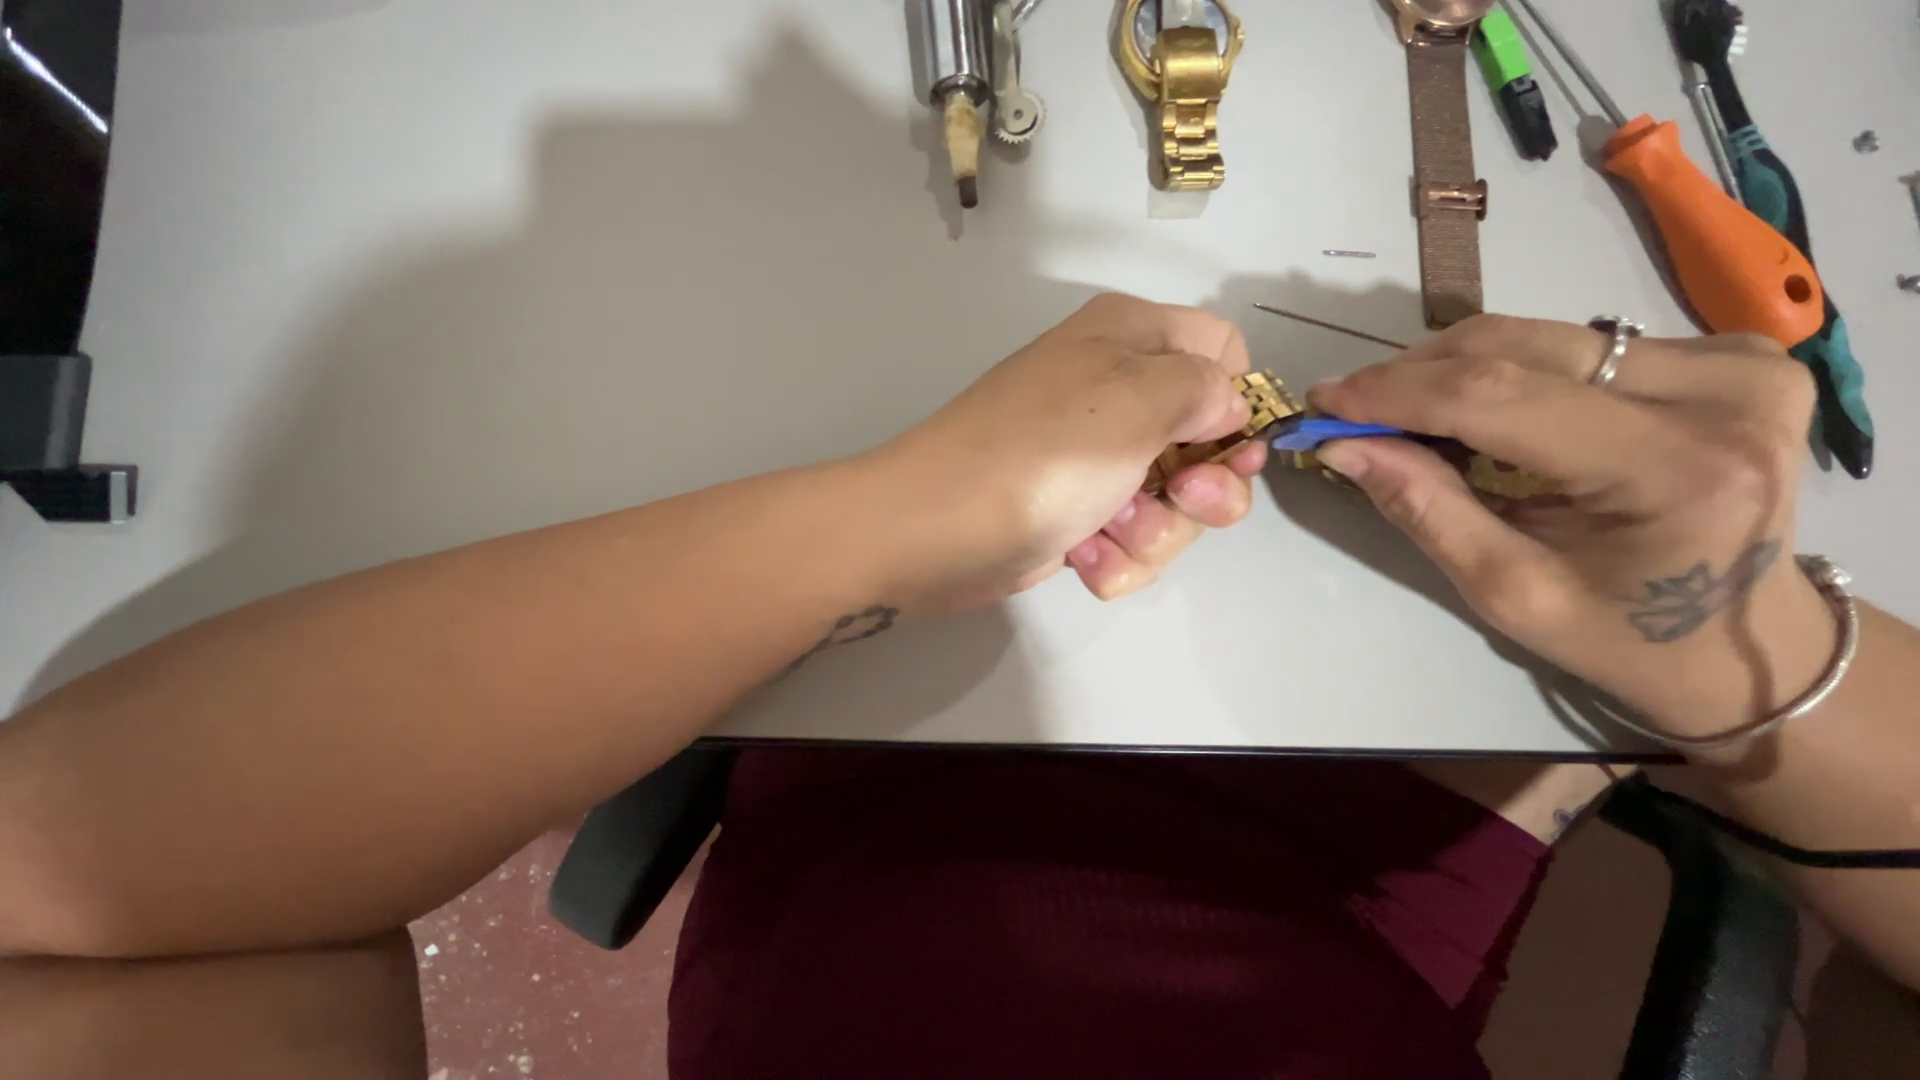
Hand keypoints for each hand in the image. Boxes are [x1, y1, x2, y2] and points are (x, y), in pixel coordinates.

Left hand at [871, 293, 1266, 608]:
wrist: (936, 532)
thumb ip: (1203, 387)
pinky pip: (1129, 542)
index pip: (1221, 351)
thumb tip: (1225, 406)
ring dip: (1153, 532)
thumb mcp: (1136, 397)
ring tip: (1107, 533)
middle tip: (1182, 499)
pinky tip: (1082, 557)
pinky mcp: (1076, 517)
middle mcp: (1115, 395)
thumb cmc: (1043, 453)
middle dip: (1205, 487)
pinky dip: (1114, 558)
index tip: (1226, 443)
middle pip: (1208, 442)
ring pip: (1173, 504)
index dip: (1236, 400)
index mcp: (1129, 340)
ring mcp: (1095, 462)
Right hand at [1311, 315, 1836, 738]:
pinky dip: (1503, 370)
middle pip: (1519, 348)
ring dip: (1452, 369)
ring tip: (1401, 413)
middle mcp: (1723, 393)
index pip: (1500, 398)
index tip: (1322, 401)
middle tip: (1350, 409)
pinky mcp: (1729, 354)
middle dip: (1414, 375)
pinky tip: (1473, 410)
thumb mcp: (1506, 590)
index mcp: (1676, 469)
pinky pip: (1573, 343)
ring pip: (1540, 335)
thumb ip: (1424, 506)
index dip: (1397, 393)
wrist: (1750, 642)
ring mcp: (1736, 363)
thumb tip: (1340, 443)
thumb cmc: (1622, 636)